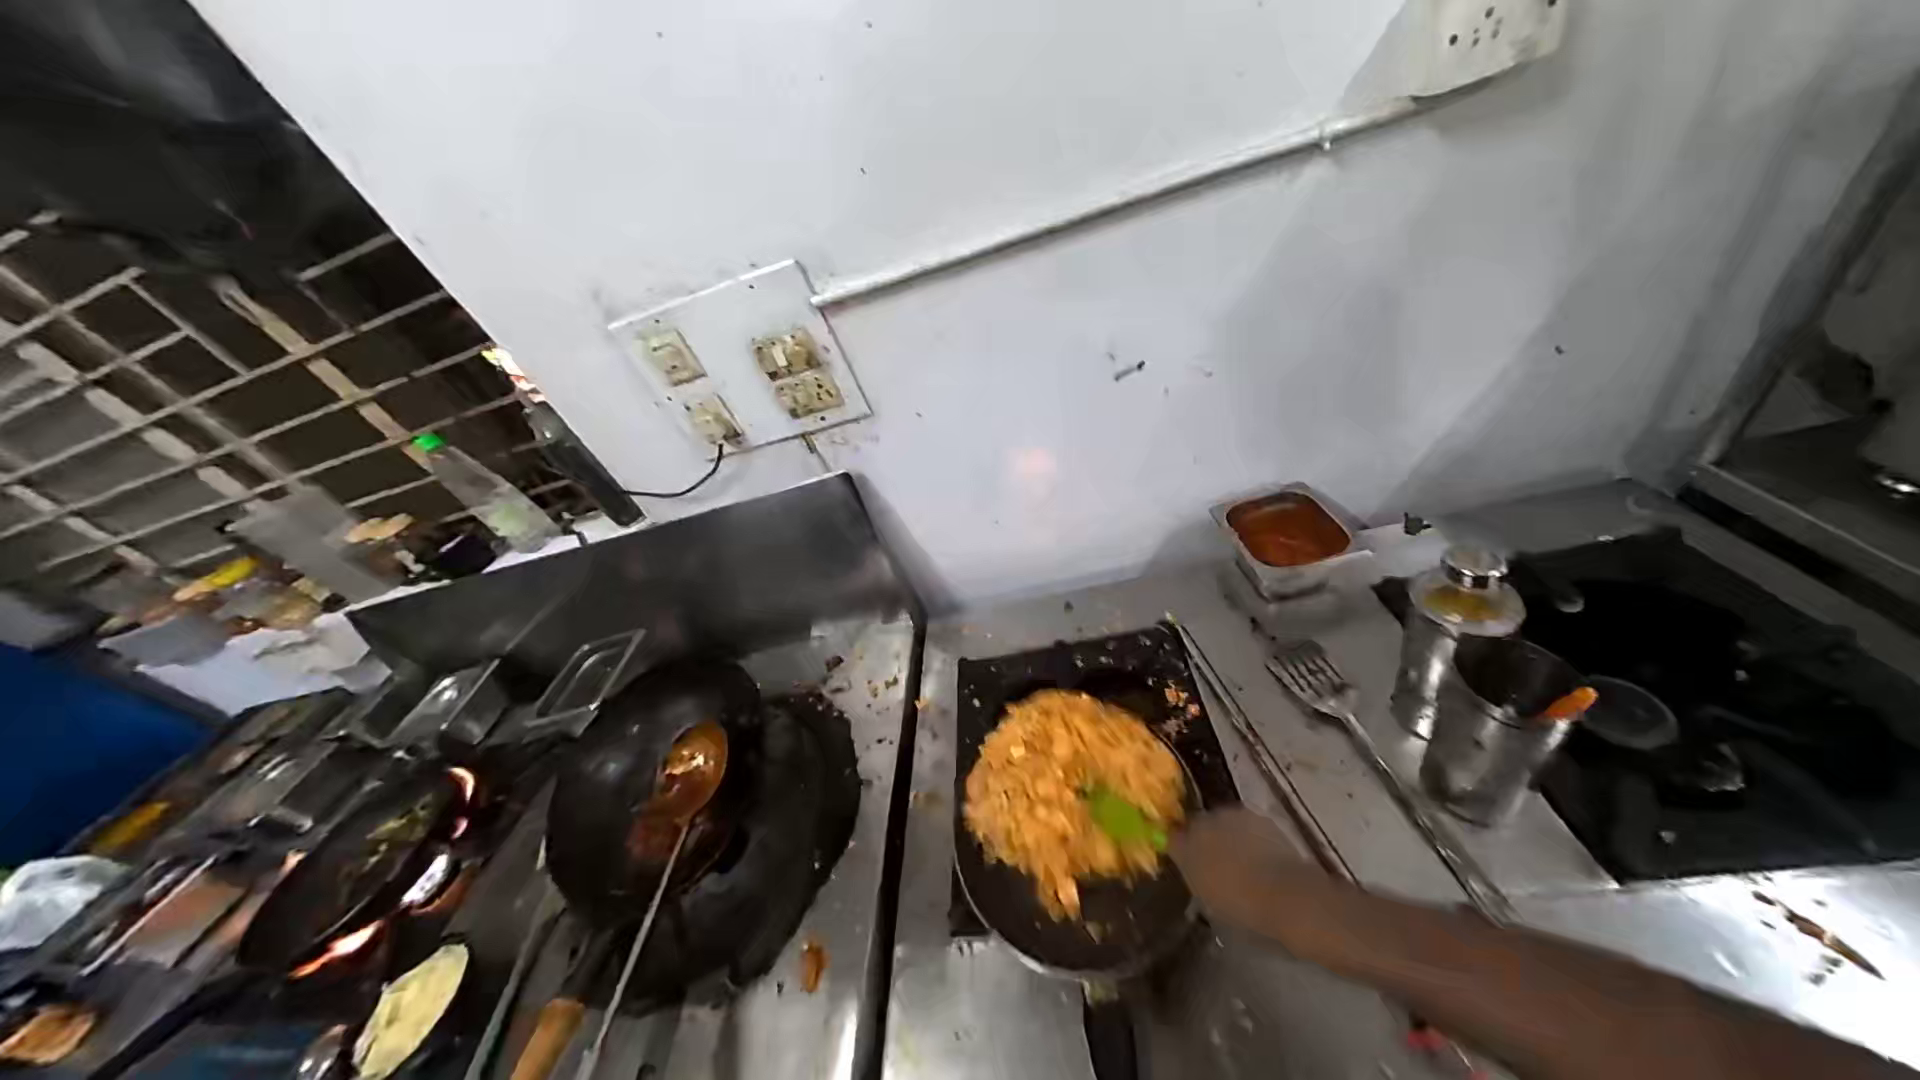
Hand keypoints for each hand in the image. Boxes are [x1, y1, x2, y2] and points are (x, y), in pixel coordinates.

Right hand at [1168, 807, 1331, 945]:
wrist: (1285, 894)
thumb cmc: (1243, 908)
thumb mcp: (1209, 901)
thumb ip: (1197, 878)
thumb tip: (1197, 870)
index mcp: (1183, 847)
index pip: (1173, 839)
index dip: (1182, 848)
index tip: (1189, 860)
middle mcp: (1200, 824)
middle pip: (1198, 826)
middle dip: (1205, 839)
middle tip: (1217, 860)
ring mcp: (1228, 815)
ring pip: (1222, 822)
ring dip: (1227, 834)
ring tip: (1243, 857)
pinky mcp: (1255, 814)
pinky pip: (1244, 822)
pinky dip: (1248, 833)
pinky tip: (1261, 853)